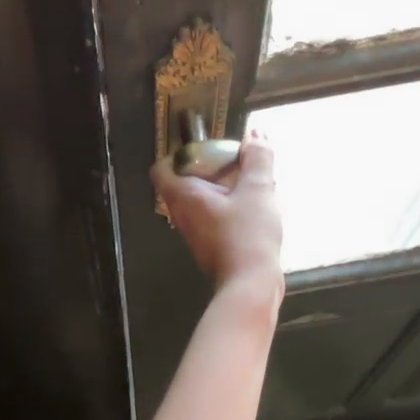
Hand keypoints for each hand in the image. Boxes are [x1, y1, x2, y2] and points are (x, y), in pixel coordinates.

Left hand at [150, 132, 282, 292]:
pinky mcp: (210, 249)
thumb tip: (255, 134)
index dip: (178, 154)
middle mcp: (182, 216)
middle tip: (234, 162)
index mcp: (183, 197)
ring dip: (222, 190)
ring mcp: (195, 235)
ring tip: (250, 183)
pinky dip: (228, 210)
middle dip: (208, 170)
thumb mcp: (258, 189)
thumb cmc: (248, 234)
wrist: (251, 285)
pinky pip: (213, 220)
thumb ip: (257, 158)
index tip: (205, 149)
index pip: (161, 169)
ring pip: (201, 203)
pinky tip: (254, 209)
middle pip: (183, 184)